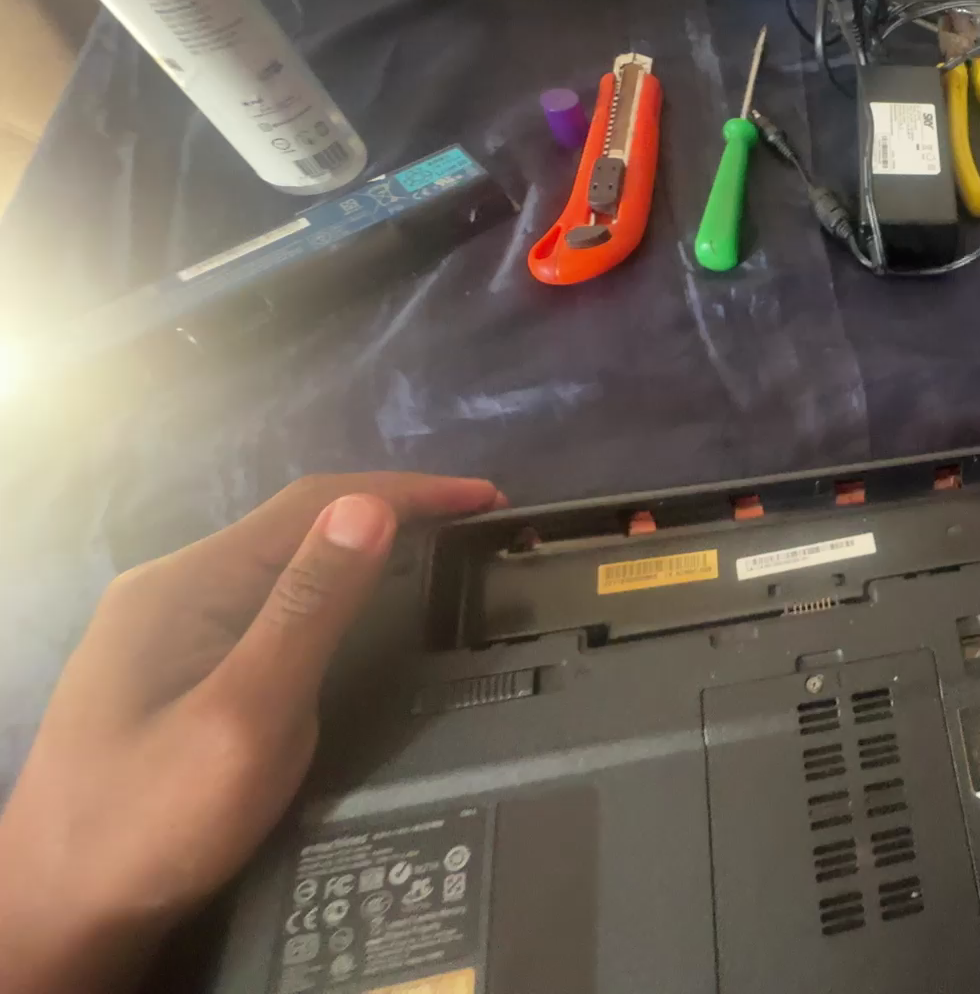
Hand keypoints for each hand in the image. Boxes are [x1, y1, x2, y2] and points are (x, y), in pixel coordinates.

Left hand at [0, 473, 503, 993]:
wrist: (64, 915)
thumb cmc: (159, 817)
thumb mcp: (251, 709)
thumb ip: (312, 606)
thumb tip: (371, 509)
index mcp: (189, 583)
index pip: (318, 503)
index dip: (413, 491)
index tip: (489, 499)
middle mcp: (180, 585)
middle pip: (308, 517)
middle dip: (404, 505)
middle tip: (482, 519)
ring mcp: (180, 618)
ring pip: (299, 548)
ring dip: (381, 533)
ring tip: (450, 540)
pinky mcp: (193, 650)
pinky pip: (288, 584)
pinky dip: (353, 568)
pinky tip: (380, 582)